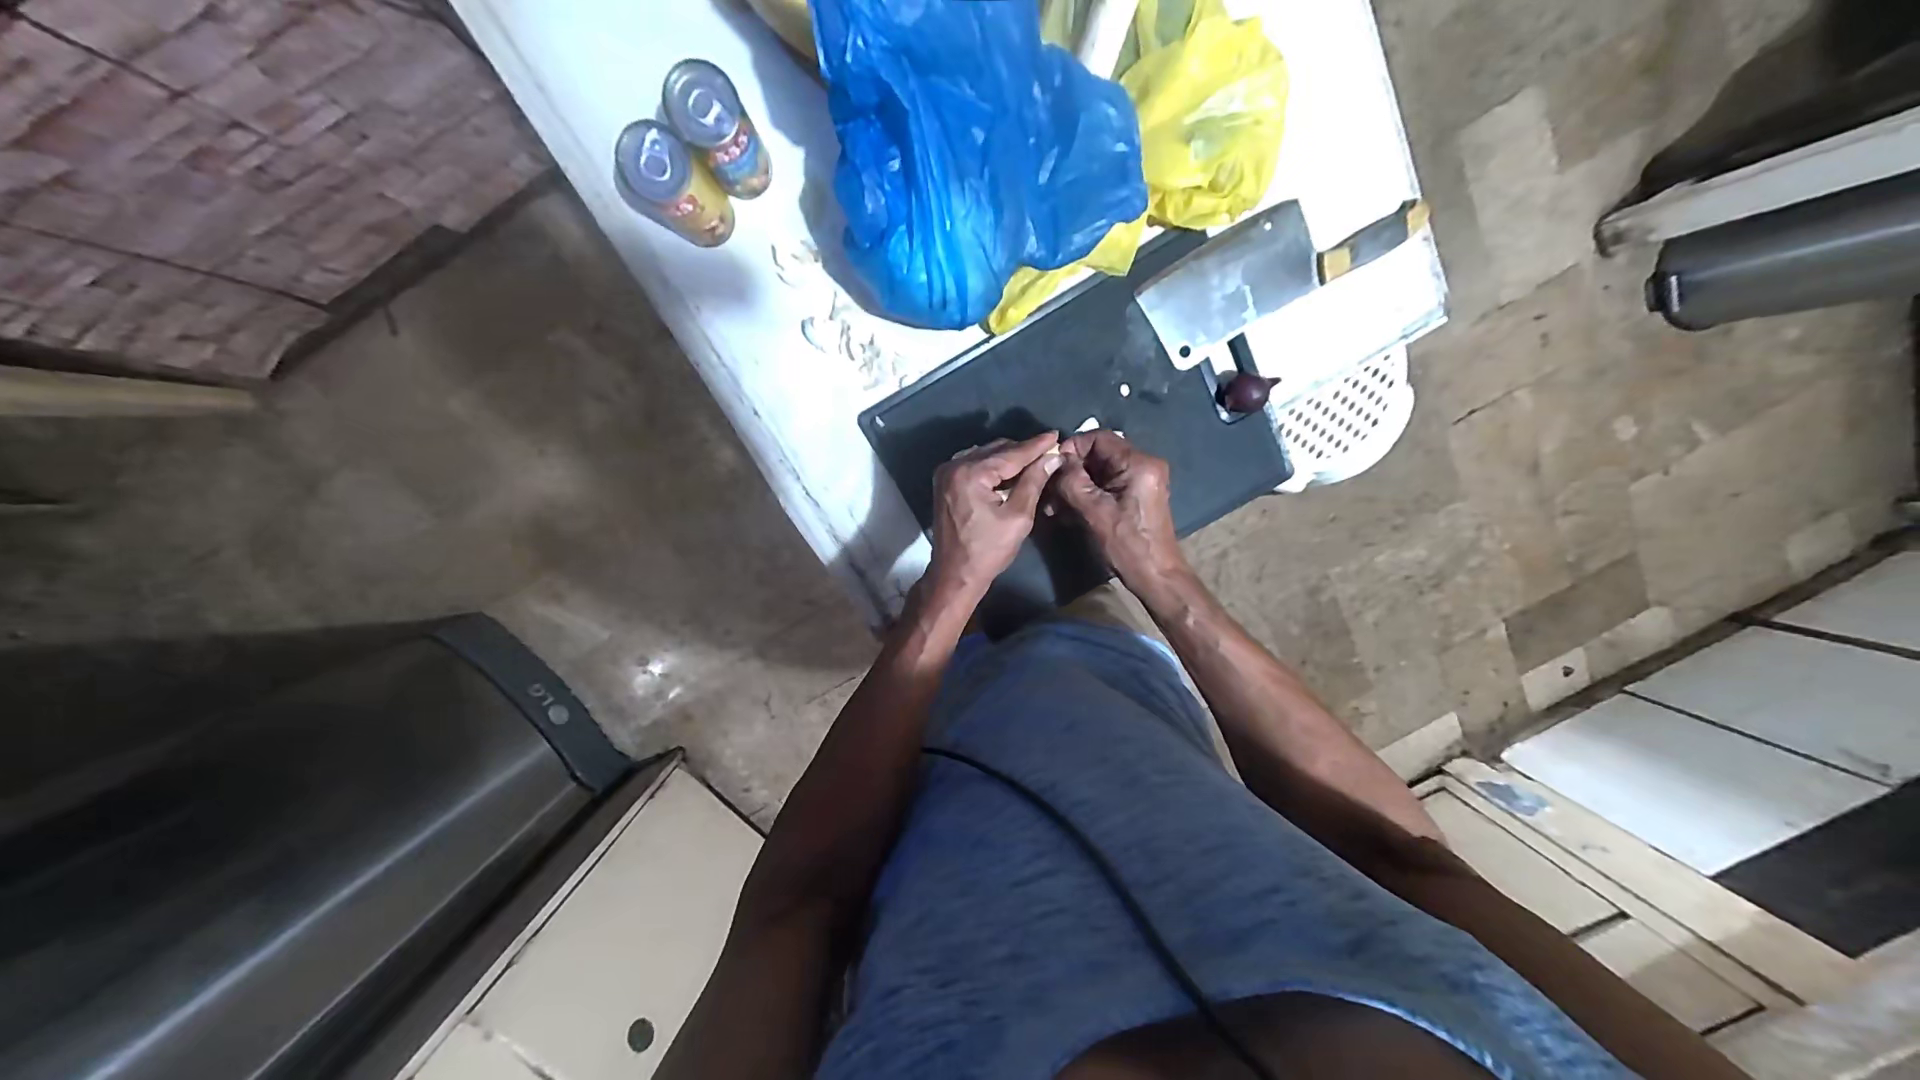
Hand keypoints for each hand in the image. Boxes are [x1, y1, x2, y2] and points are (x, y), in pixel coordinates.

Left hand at [926, 432, 1062, 602]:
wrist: (955, 573)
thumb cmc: (988, 551)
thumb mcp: (1018, 517)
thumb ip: (1033, 482)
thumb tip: (1052, 456)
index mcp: (970, 473)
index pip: (1010, 453)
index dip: (1036, 445)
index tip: (1055, 435)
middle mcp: (954, 466)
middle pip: (996, 450)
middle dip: (1022, 451)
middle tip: (1048, 452)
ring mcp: (946, 473)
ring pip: (985, 455)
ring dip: (1008, 458)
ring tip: (1033, 462)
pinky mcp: (945, 482)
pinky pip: (974, 464)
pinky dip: (992, 466)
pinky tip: (1009, 473)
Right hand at [1053, 431, 1186, 588]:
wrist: (1156, 576)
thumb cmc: (1127, 545)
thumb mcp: (1094, 512)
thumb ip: (1072, 481)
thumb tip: (1056, 460)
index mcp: (1138, 463)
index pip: (1098, 437)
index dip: (1071, 448)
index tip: (1051, 468)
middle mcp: (1144, 464)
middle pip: (1099, 453)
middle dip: (1071, 469)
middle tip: (1049, 490)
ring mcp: (1142, 479)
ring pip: (1100, 470)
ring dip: (1076, 484)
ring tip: (1055, 505)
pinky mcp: (1137, 494)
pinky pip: (1107, 483)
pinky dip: (1088, 493)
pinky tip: (1069, 510)